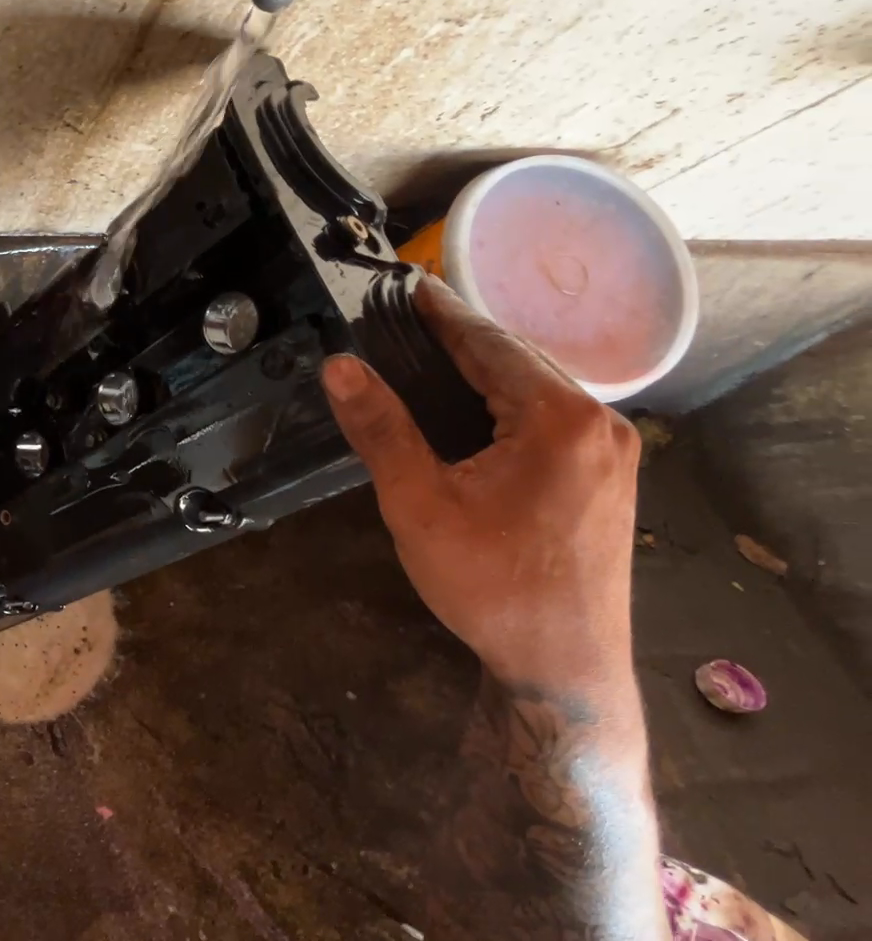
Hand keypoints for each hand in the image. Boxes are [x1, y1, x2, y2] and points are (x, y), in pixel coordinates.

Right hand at [320, 276, 641, 694]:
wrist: (562, 665)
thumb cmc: (488, 583)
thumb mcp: (418, 504)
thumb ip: (380, 429)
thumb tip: (338, 366)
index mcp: (559, 420)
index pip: (491, 346)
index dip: (443, 314)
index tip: (408, 284)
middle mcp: (600, 425)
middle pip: (520, 361)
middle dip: (464, 336)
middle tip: (407, 316)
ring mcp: (612, 453)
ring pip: (538, 389)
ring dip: (486, 367)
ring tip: (430, 353)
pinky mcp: (607, 479)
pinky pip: (550, 416)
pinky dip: (507, 398)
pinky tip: (474, 406)